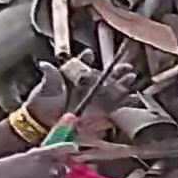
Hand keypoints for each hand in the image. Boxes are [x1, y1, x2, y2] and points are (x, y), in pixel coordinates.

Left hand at [22, 58, 136, 136]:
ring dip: (124, 83)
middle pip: (105, 76)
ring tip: (131, 77)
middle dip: (116, 70)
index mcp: (75, 78)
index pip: (82, 65)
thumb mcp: (45, 89)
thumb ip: (50, 77)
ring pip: (115, 88)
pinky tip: (134, 97)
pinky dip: (128, 102)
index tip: (89, 54)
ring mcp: (97, 99)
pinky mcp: (104, 111)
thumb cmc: (43, 104)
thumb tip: (45, 64)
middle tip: (124, 66)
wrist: (45, 123)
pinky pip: (119, 105)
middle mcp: (88, 87)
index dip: (86, 58)